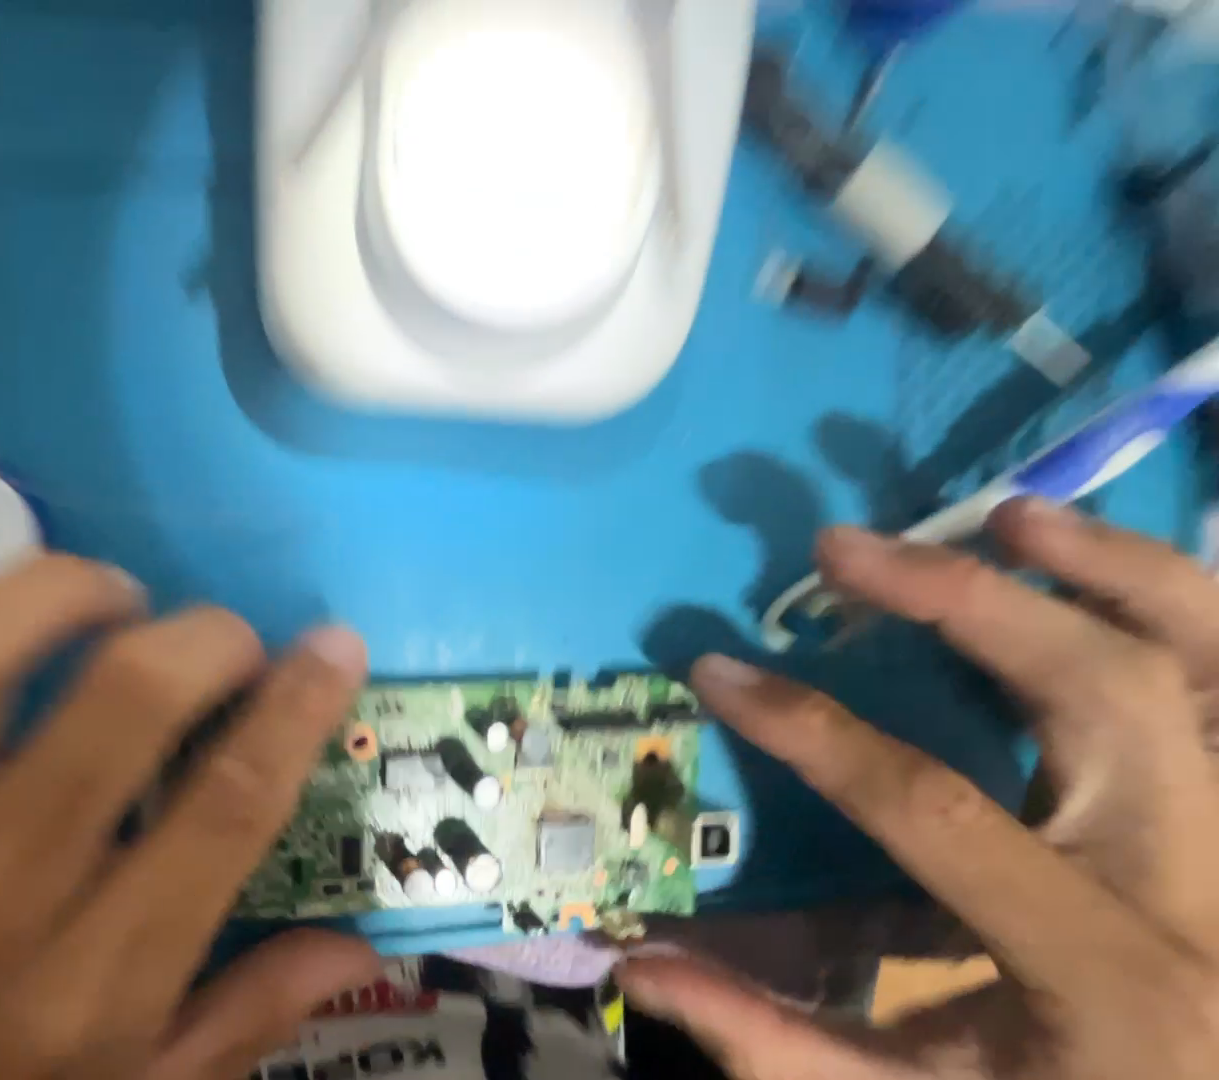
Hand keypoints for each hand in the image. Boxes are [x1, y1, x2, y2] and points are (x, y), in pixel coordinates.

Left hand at [0, 556, 379, 1079]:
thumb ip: (246, 1020)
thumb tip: (356, 942)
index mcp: (90, 985)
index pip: (224, 807)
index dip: (295, 709)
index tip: (333, 646)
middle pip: (112, 707)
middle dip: (196, 639)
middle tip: (225, 633)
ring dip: (47, 596)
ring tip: (106, 597)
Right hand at [618, 499, 1218, 1079]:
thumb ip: (770, 1038)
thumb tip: (627, 964)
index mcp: (1109, 970)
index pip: (930, 803)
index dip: (810, 728)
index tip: (715, 669)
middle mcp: (1208, 888)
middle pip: (1103, 695)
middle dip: (962, 601)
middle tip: (844, 550)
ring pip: (1216, 667)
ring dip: (1114, 571)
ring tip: (1006, 514)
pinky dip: (1190, 614)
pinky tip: (1115, 571)